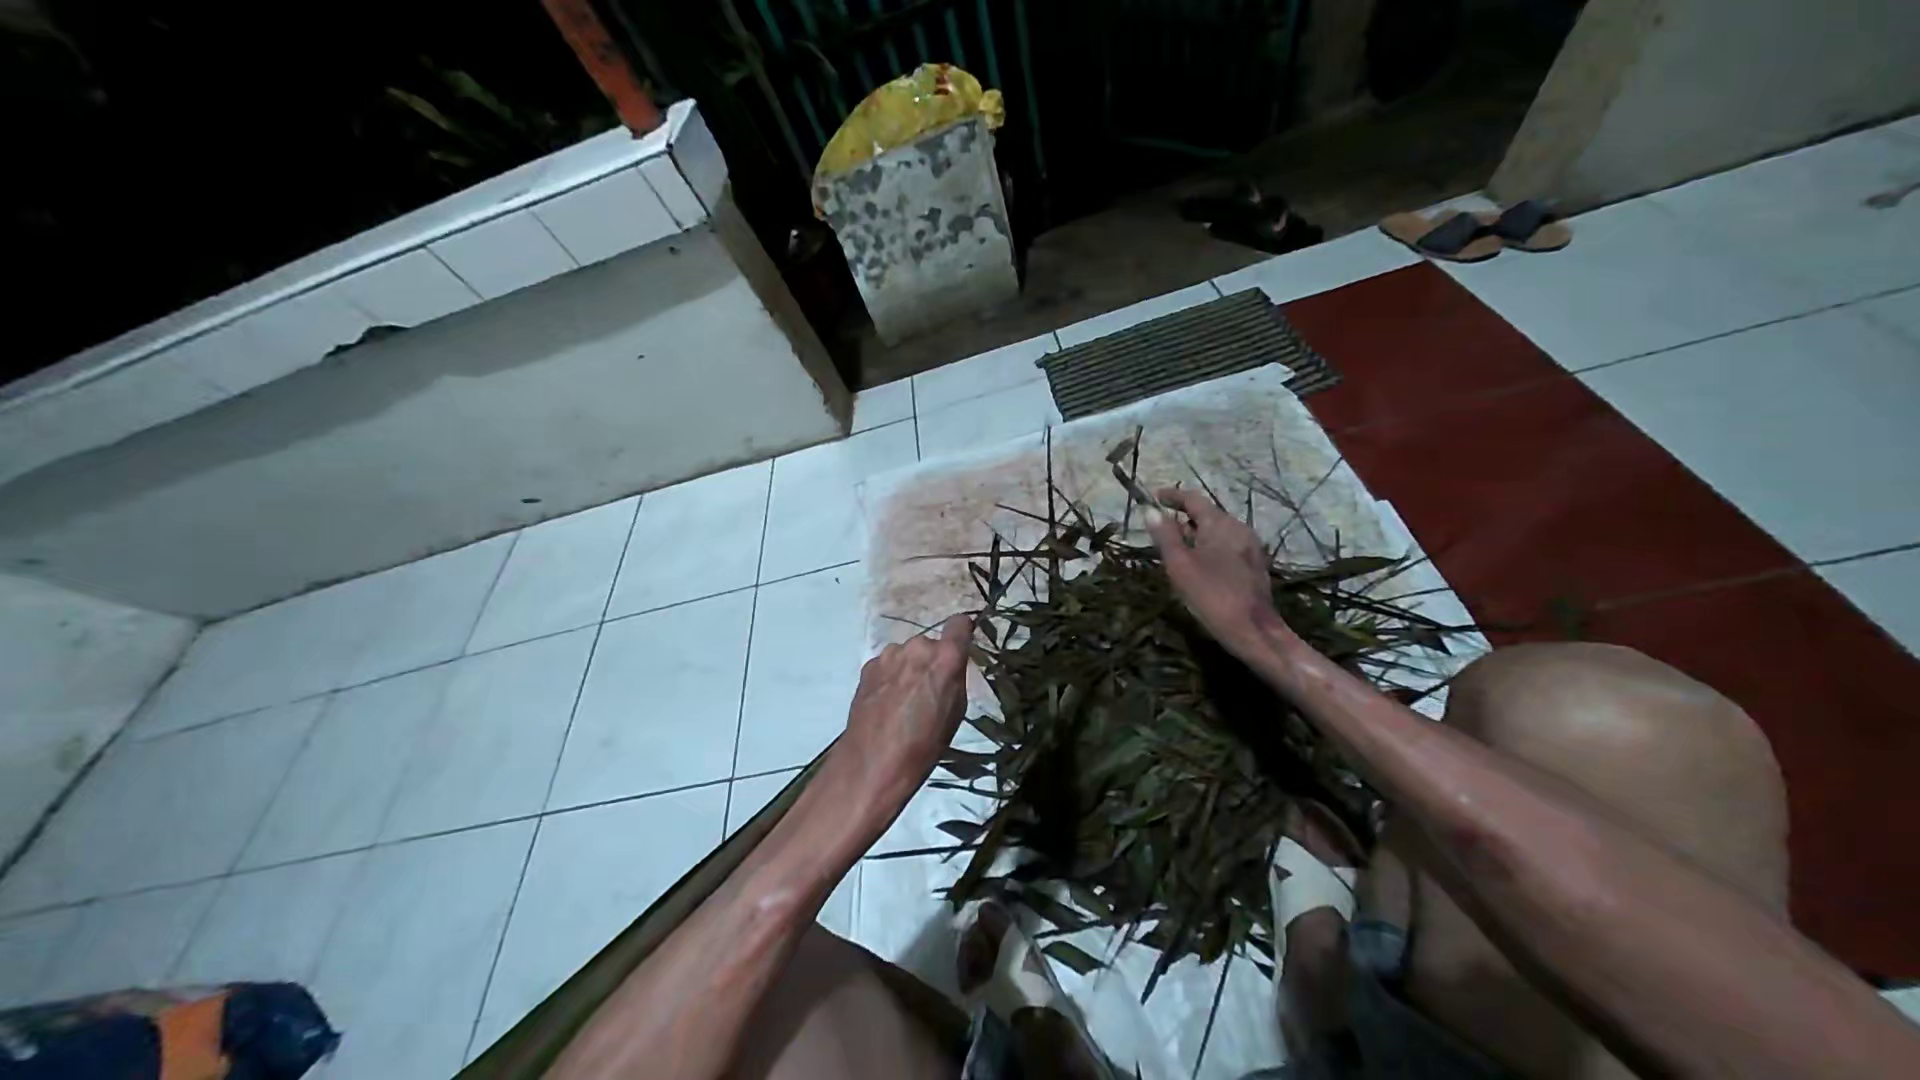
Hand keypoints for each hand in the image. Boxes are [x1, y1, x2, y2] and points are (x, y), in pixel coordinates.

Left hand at [840, 613, 973, 807]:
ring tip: (903, 700)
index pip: (959, 623)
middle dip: (931, 661)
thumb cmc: (926, 743)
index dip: (962, 631)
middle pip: (930, 645)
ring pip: (906, 655)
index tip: (961, 642)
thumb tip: (948, 665)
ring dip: (908, 668)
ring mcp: (889, 655)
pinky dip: (890, 677)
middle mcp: (917, 647)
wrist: (875, 760)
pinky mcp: (869, 666)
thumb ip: (954, 678)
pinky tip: (886, 702)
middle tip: (928, 689)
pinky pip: (887, 666)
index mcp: (945, 657)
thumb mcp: (956, 711)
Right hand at [1145, 487, 1298, 659]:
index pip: (1194, 499)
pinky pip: (1226, 545)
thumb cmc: (1211, 595)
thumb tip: (1151, 511)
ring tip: (1175, 545)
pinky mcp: (1254, 564)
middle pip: (1207, 514)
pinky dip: (1209, 546)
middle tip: (1160, 525)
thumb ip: (1165, 536)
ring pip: (1218, 531)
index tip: (1153, 497)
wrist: (1252, 629)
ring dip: (1196, 533)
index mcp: (1220, 524)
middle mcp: (1239, 528)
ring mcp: (1250, 546)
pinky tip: (1198, 563)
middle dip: (1183, 516)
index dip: (1172, 496)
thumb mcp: (1180, 565)